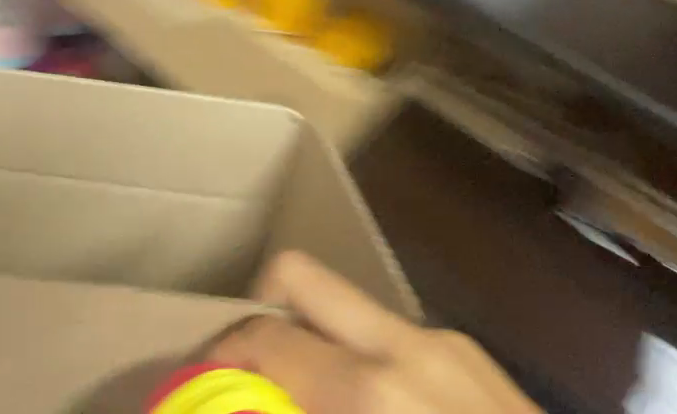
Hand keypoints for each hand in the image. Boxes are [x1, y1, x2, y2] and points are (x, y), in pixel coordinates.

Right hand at [209, 251, 538, 413]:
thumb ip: (298, 411)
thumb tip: (245, 402)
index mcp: (368, 389)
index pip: (260, 337)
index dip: (216, 357)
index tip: (199, 386)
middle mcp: (403, 346)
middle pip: (294, 277)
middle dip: (254, 317)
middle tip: (243, 375)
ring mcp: (446, 346)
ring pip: (345, 309)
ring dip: (312, 343)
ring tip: (309, 403)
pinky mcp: (477, 362)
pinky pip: (391, 340)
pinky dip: (362, 365)